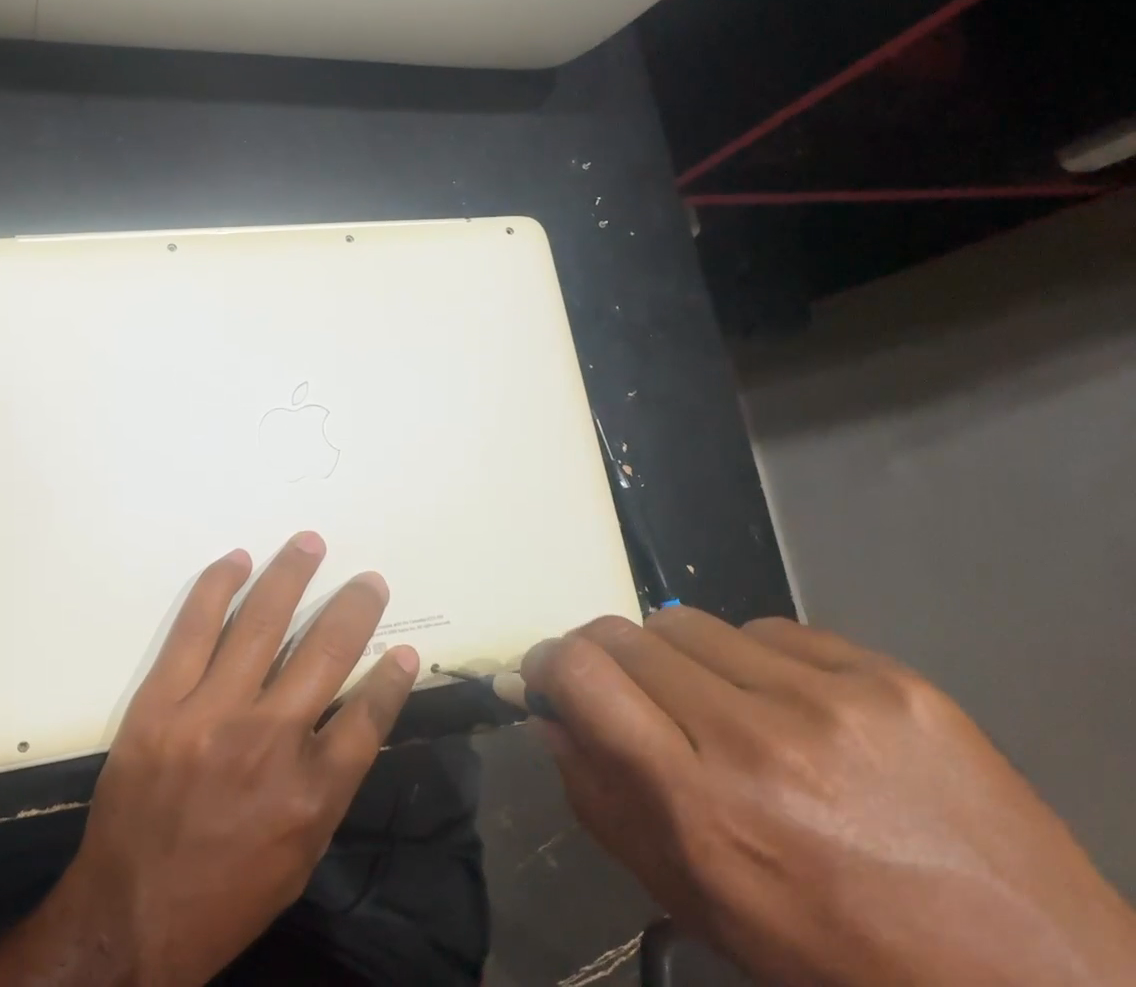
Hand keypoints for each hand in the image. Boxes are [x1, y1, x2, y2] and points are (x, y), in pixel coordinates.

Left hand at [0, 532, 418, 986]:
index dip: (391, 678)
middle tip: (368, 581)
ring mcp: (211, 715)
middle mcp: (270, 742)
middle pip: (324, 655)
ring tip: (309, 544)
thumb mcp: (300, 856)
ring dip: (289, 579)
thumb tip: (349, 724)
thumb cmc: (225, 895)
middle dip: (353, 611)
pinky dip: (217, 590)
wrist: (133, 912)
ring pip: (260, 627)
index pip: (368, 716)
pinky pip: (192, 632)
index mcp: (313, 792)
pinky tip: (236, 562)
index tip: (403, 649)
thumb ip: (327, 787)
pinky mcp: (160, 703)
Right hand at [523, 607, 1135, 985]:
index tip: (548, 678)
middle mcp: (755, 733)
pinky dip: (750, 659)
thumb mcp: (687, 895)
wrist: (1025, 976)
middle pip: (626, 635)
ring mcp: (831, 697)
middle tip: (621, 694)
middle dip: (602, 659)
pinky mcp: (894, 678)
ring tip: (707, 703)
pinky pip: (773, 631)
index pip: (581, 673)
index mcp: (697, 798)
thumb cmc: (827, 950)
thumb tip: (552, 717)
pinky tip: (781, 705)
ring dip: (674, 657)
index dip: (547, 664)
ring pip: (690, 622)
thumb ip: (600, 798)